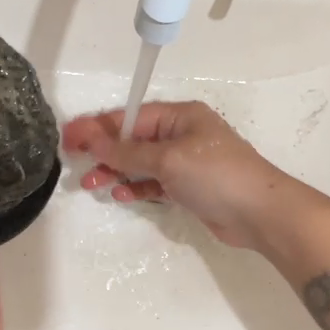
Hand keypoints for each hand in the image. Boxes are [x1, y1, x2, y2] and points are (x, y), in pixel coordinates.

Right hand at [62, 101, 300, 248]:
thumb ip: (129, 153)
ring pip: (141, 164)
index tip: (70, 139)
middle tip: (76, 165)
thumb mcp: (168, 159)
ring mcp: (186, 163)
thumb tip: (94, 143)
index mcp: (180, 116)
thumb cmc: (216, 176)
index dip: (98, 128)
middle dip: (105, 152)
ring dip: (117, 172)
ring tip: (93, 185)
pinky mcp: (189, 188)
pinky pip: (154, 184)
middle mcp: (182, 135)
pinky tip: (122, 195)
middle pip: (133, 140)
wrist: (258, 212)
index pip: (130, 117)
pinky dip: (138, 188)